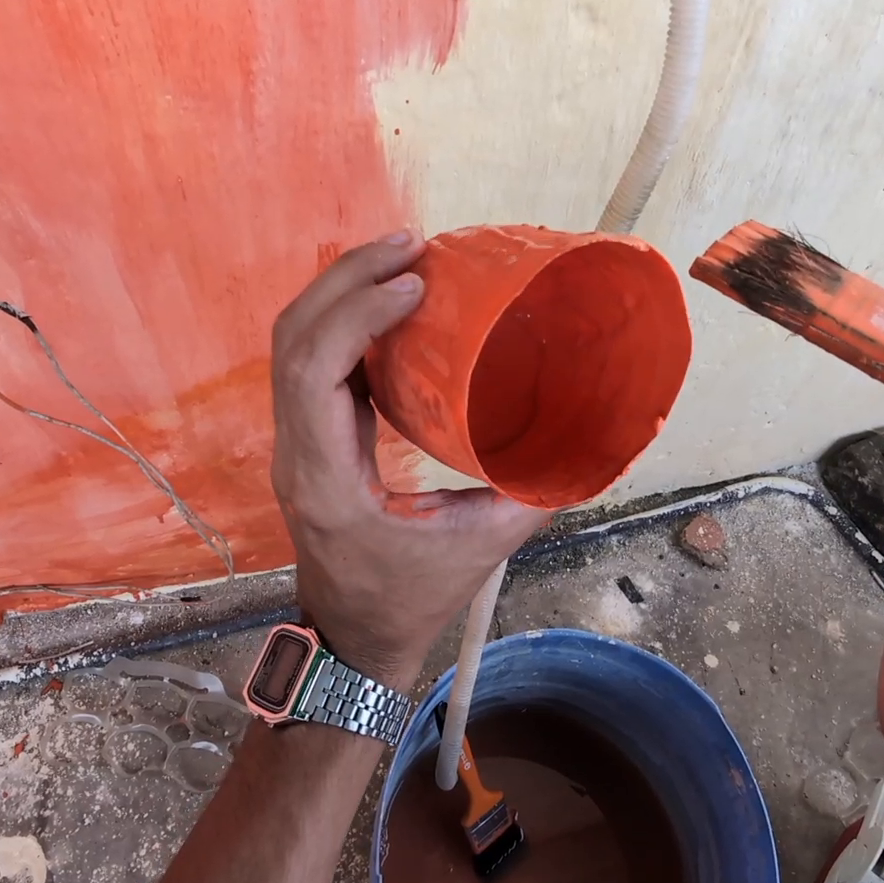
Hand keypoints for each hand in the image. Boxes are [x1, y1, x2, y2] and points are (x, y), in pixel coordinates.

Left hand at [270, 230, 550, 688]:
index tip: (413, 284)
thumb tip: (590, 439)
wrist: (351, 638)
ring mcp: (295, 442)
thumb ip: (533, 492)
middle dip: (345, 279)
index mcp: (325, 478)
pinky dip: (346, 319)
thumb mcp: (479, 548)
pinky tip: (391, 302)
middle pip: (293, 339)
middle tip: (410, 245)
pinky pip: (314, 362)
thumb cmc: (409, 601)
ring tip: (400, 258)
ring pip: (294, 344)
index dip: (356, 313)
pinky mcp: (310, 437)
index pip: (313, 371)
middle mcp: (296, 450)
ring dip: (341, 291)